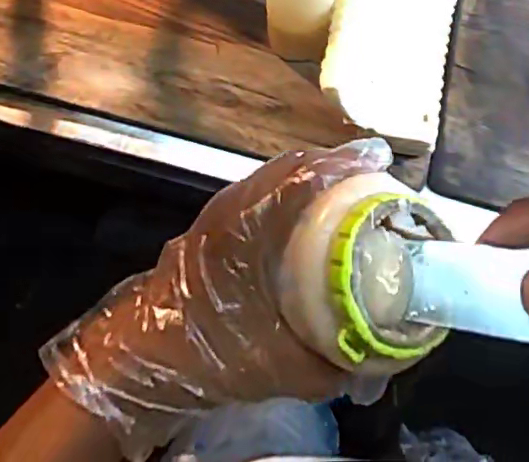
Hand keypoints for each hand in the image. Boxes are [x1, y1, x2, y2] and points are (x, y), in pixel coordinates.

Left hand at [42, 139, 393, 459]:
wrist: (147, 353)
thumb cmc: (209, 352)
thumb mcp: (278, 367)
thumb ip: (333, 365)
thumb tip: (382, 368)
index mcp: (249, 226)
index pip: (303, 175)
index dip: (344, 162)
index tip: (380, 159)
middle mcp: (238, 202)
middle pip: (297, 163)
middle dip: (340, 162)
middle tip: (378, 171)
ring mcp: (228, 202)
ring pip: (284, 170)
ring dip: (321, 170)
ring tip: (357, 179)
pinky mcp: (224, 212)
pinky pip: (272, 184)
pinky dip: (301, 183)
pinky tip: (318, 202)